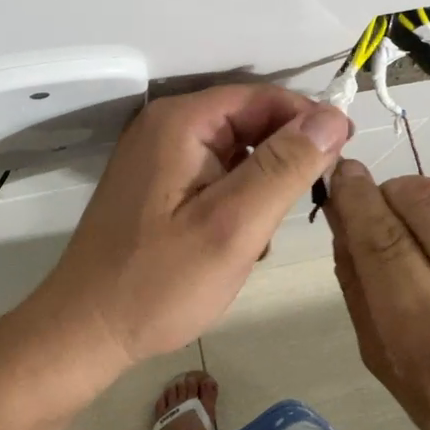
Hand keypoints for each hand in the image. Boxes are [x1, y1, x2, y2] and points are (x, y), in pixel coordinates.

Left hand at [33, 85, 351, 367]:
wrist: (85, 331)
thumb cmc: (159, 282)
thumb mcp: (234, 224)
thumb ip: (285, 167)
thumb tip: (332, 117)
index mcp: (181, 122)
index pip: (263, 98)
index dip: (308, 120)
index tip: (345, 155)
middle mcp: (166, 127)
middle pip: (248, 121)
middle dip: (286, 156)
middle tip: (313, 201)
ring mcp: (158, 157)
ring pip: (236, 151)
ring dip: (264, 183)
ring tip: (272, 229)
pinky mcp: (157, 186)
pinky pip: (214, 175)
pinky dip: (239, 198)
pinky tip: (244, 239)